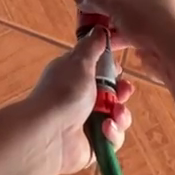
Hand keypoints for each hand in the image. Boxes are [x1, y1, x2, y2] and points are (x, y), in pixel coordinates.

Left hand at [20, 31, 134, 174]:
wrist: (50, 133)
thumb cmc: (65, 91)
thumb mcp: (80, 62)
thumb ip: (93, 47)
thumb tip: (100, 29)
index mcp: (74, 75)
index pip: (99, 71)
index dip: (112, 71)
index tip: (119, 71)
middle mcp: (80, 98)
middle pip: (112, 94)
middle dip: (122, 93)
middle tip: (124, 92)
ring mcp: (87, 122)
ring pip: (116, 117)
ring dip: (120, 115)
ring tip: (115, 115)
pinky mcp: (94, 145)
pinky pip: (112, 138)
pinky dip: (112, 134)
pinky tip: (105, 130)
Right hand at [76, 0, 174, 83]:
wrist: (173, 50)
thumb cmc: (144, 19)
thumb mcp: (114, 5)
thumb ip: (94, 1)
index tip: (93, 11)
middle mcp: (160, 0)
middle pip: (127, 7)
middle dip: (110, 18)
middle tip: (97, 28)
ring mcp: (164, 22)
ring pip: (134, 25)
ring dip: (117, 33)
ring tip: (102, 41)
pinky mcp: (165, 41)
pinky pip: (142, 39)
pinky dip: (130, 43)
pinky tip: (118, 50)